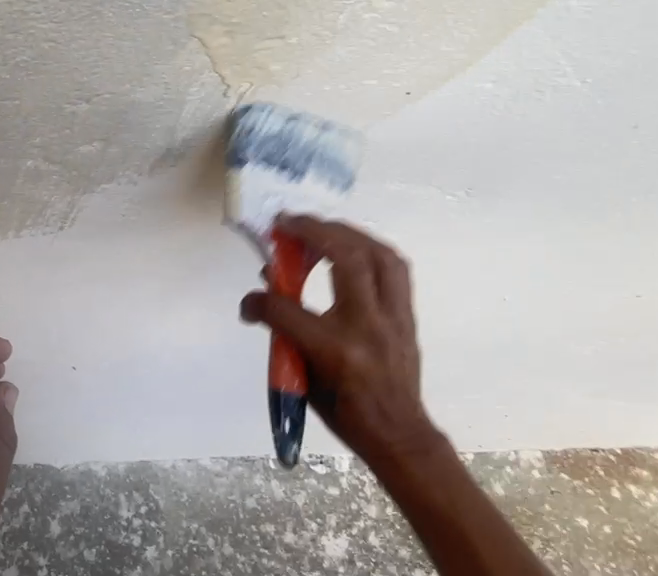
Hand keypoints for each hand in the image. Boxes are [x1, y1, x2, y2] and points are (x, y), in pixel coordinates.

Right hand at [240, 215, 443, 469]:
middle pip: (347, 260)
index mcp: (335, 350)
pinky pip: (396, 269)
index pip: (287, 310)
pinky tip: (351, 245)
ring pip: (380, 256)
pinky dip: (371, 249)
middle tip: (288, 222)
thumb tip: (267, 294)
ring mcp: (393, 320)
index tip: (250, 302)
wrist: (399, 436)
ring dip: (347, 232)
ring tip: (321, 227)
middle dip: (314, 232)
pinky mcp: (407, 317)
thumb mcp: (303, 376)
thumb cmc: (344, 412)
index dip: (261, 301)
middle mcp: (368, 327)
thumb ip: (285, 331)